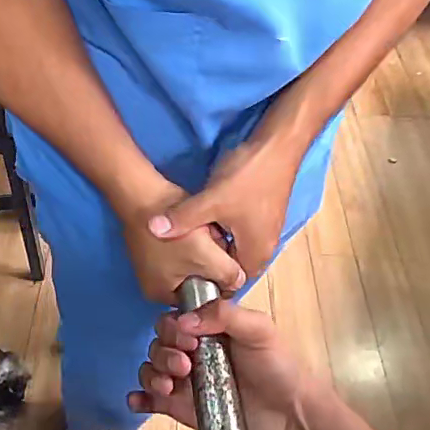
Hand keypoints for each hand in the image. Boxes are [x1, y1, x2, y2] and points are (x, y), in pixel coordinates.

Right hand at [120, 181, 246, 304]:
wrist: (141, 195)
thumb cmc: (174, 233)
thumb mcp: (207, 257)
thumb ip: (228, 275)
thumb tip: (238, 283)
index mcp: (161, 295)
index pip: (198, 300)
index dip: (218, 285)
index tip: (227, 265)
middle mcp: (154, 284)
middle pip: (196, 280)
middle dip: (210, 264)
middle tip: (216, 244)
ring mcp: (152, 263)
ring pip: (191, 262)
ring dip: (203, 249)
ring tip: (207, 233)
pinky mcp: (154, 243)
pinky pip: (182, 248)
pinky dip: (193, 239)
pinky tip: (197, 227)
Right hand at [130, 299, 328, 429]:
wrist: (289, 417)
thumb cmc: (279, 368)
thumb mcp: (259, 329)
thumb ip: (224, 315)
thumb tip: (184, 321)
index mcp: (209, 329)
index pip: (174, 319)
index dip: (174, 327)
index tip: (189, 340)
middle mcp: (193, 352)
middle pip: (158, 343)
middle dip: (163, 352)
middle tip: (184, 366)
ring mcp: (185, 381)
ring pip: (150, 369)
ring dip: (152, 374)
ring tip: (171, 385)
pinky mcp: (180, 408)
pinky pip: (150, 400)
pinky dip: (139, 398)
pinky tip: (140, 400)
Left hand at [149, 137, 301, 281]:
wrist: (276, 146)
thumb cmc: (248, 178)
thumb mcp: (211, 200)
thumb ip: (183, 218)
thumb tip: (152, 230)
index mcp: (256, 254)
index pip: (230, 283)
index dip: (206, 280)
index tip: (181, 274)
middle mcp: (264, 248)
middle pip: (231, 265)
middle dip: (208, 262)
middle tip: (180, 257)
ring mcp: (265, 231)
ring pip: (234, 247)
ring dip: (215, 245)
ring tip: (188, 240)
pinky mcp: (262, 216)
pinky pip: (239, 234)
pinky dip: (223, 231)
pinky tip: (205, 222)